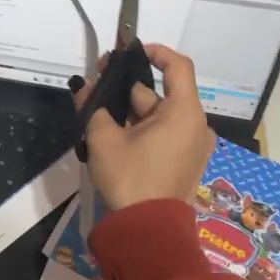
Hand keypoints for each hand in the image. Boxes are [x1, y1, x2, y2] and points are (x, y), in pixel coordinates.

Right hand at [82, 43, 214, 211]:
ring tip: (96, 118)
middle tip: (94, 88)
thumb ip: (94, 107)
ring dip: (130, 113)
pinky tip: (113, 137)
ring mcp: (193, 145)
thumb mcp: (103, 138)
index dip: (155, 52)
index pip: (178, 66)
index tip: (128, 51)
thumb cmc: (130, 176)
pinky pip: (163, 135)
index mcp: (184, 112)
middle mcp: (195, 124)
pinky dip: (141, 130)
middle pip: (161, 95)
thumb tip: (84, 88)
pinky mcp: (185, 162)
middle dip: (126, 90)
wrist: (148, 229)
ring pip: (158, 117)